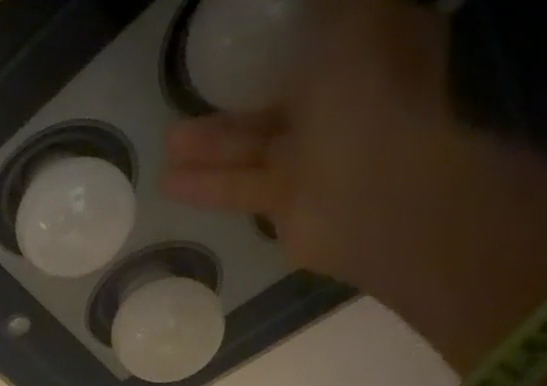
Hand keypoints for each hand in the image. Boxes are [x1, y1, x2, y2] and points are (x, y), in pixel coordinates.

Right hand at [162, 0, 485, 291]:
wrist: (378, 200)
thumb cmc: (366, 105)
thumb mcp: (348, 26)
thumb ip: (328, 7)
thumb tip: (309, 3)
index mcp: (378, 57)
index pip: (342, 35)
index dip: (307, 31)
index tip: (265, 32)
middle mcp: (351, 107)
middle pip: (288, 96)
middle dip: (243, 96)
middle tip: (197, 92)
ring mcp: (321, 159)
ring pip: (258, 145)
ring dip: (212, 144)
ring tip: (168, 143)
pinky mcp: (291, 204)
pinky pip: (242, 188)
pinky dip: (207, 185)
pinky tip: (168, 182)